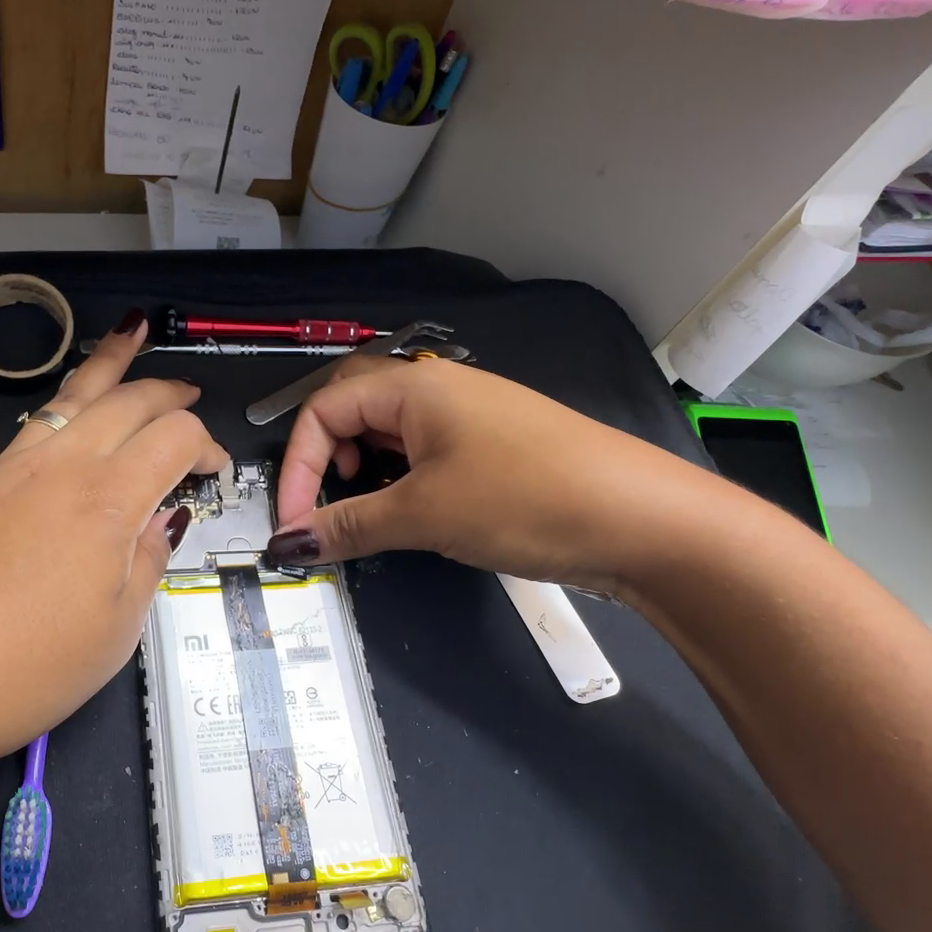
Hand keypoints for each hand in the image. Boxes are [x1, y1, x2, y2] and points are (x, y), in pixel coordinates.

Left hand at [0, 315, 226, 789]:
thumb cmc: (19, 674)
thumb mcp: (114, 633)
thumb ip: (145, 566)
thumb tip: (164, 522)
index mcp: (107, 501)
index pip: (173, 441)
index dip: (205, 446)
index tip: (213, 470)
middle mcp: (56, 469)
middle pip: (124, 405)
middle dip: (164, 393)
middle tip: (187, 391)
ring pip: (58, 399)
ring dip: (100, 364)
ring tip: (129, 332)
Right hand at [270, 357, 722, 592]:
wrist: (645, 520)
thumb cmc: (523, 498)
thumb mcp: (423, 514)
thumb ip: (348, 526)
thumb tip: (286, 545)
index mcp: (414, 386)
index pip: (324, 410)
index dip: (298, 467)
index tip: (295, 524)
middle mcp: (439, 388)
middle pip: (353, 410)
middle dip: (326, 459)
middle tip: (328, 506)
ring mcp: (471, 416)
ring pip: (390, 433)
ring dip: (363, 471)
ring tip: (369, 510)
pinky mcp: (495, 447)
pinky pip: (425, 452)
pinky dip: (401, 479)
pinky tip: (413, 511)